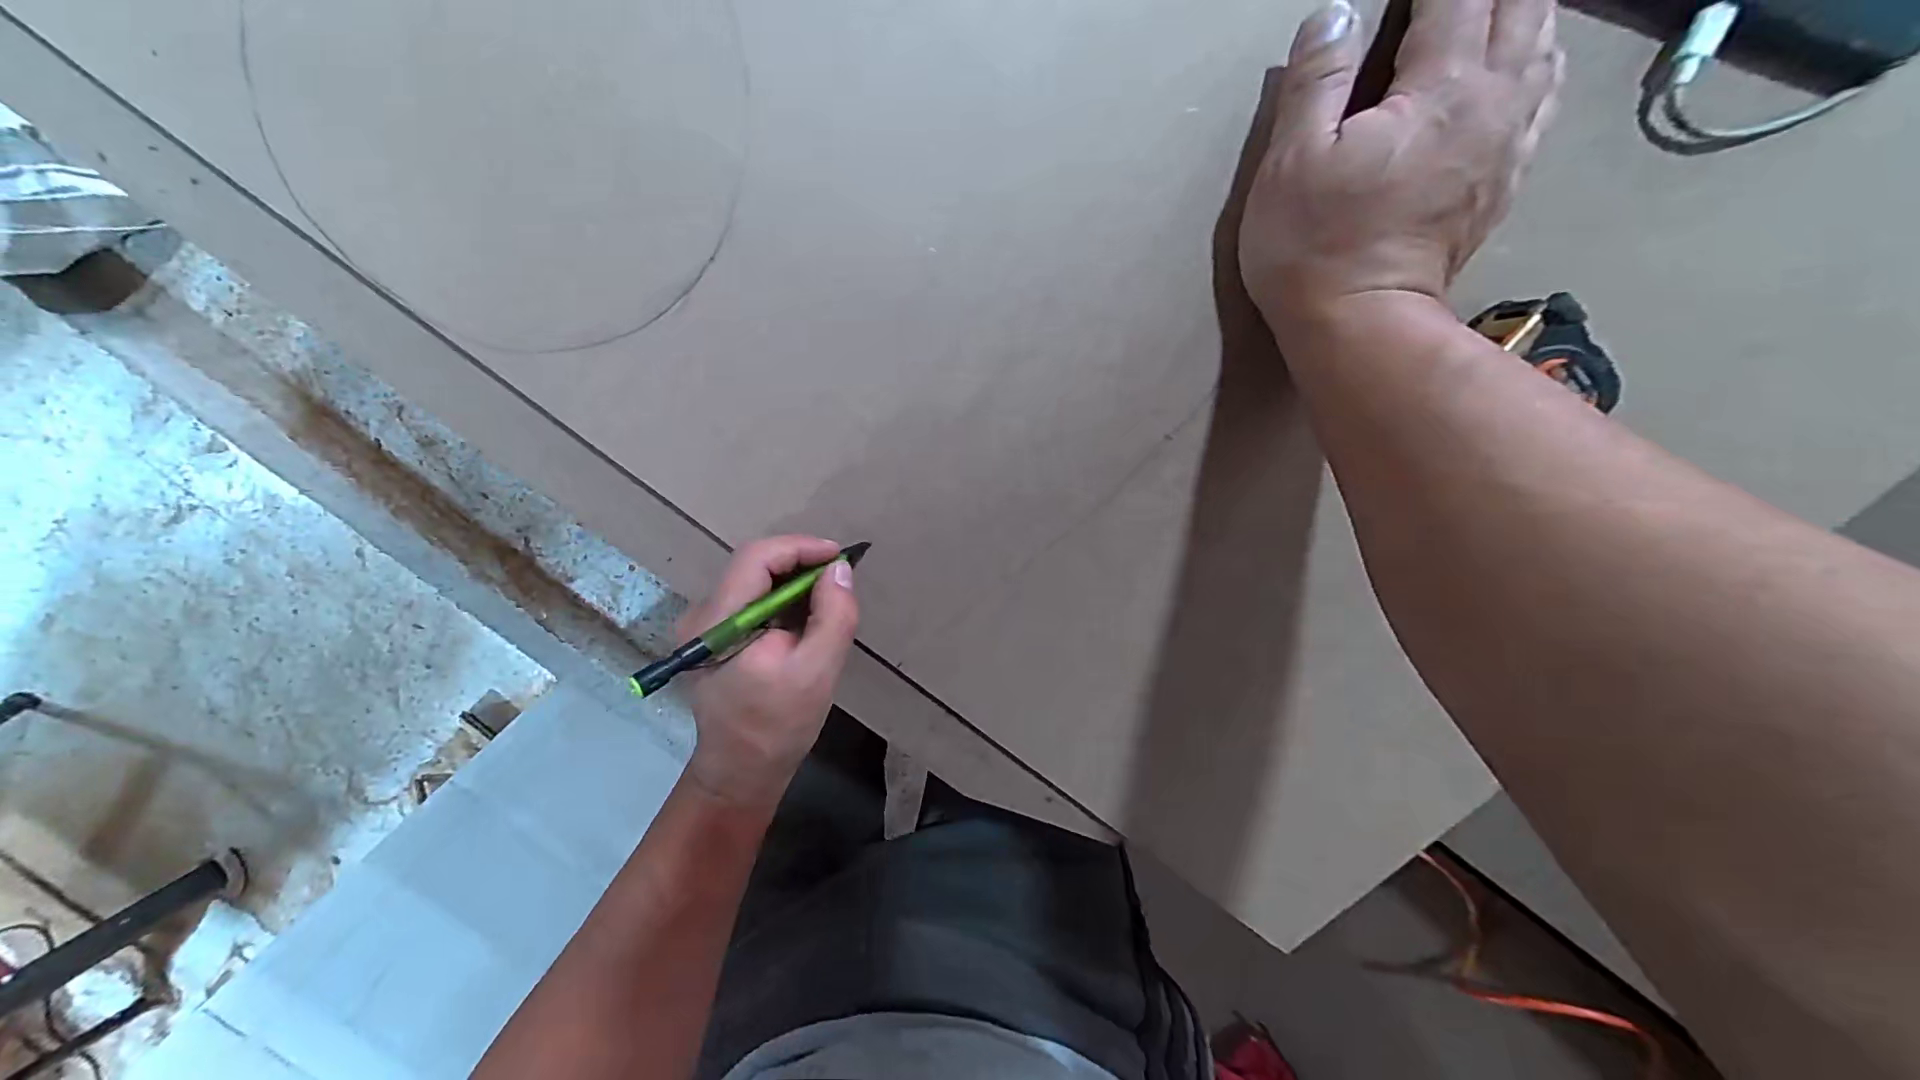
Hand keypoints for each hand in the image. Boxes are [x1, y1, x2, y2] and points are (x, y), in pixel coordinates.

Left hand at [679, 536, 859, 808]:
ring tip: (829, 597)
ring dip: (794, 582)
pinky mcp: (714, 638)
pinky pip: (752, 601)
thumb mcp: (817, 671)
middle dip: (800, 563)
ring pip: (754, 582)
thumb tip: (840, 569)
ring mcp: (705, 627)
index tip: (840, 557)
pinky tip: (806, 618)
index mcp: (719, 621)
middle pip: (753, 566)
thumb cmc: (778, 726)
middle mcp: (702, 615)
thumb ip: (833, 616)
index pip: (756, 558)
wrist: (739, 773)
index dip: (801, 548)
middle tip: (840, 577)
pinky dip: (783, 600)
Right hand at [1239, 0, 1562, 336]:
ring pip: (1543, 41)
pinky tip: (1519, 61)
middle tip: (1440, 3)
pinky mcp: (1506, 180)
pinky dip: (1537, 59)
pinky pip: (1545, 94)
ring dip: (1519, 11)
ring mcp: (1509, 143)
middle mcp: (1494, 101)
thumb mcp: (1290, 163)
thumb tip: (1333, 14)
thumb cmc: (1313, 248)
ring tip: (1485, 10)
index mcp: (1441, 87)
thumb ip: (1314, 81)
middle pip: (1518, 4)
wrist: (1361, 326)